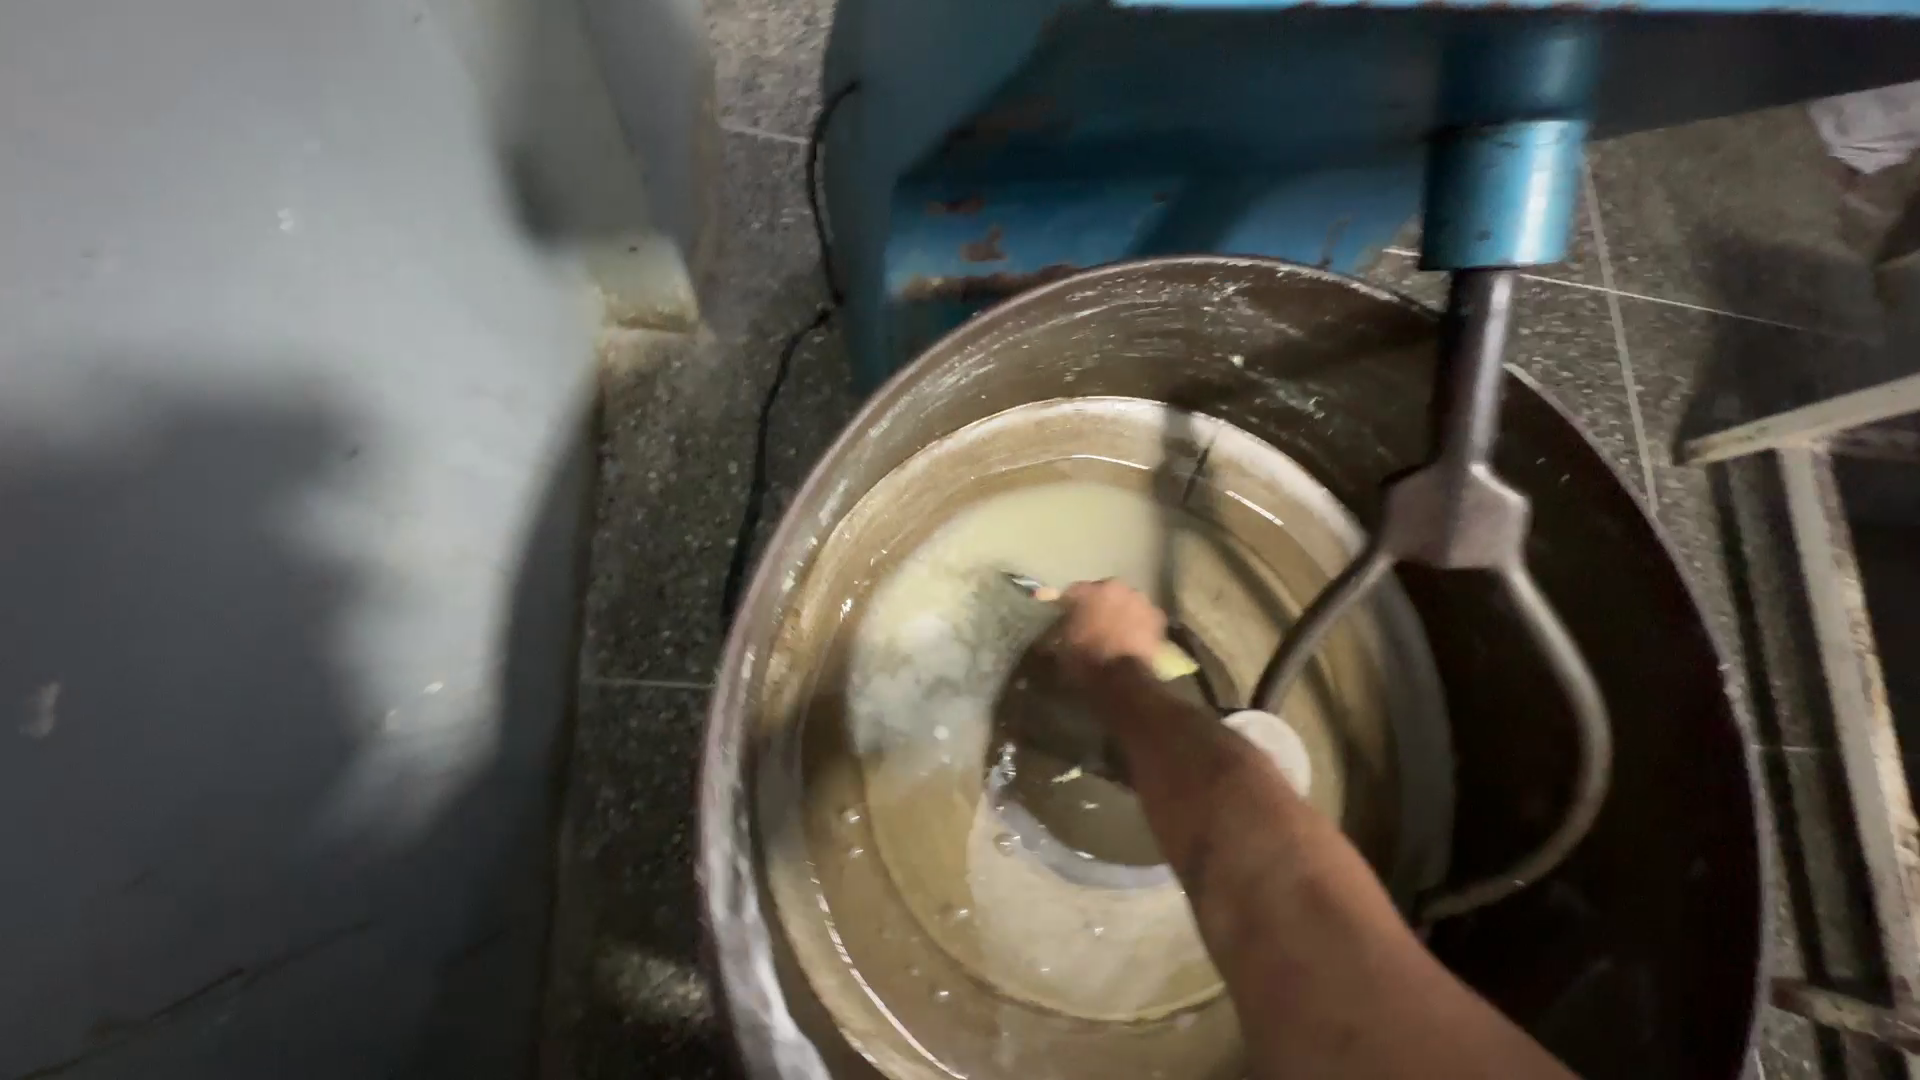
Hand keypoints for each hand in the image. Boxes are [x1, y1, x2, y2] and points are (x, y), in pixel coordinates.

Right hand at [1047, 579, 1168, 680]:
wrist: (1123, 679)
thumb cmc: (1087, 660)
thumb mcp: (1060, 645)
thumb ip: (1055, 625)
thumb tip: (1048, 619)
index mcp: (1089, 590)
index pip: (1072, 592)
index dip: (1066, 606)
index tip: (1062, 617)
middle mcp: (1116, 587)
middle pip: (1102, 593)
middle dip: (1096, 606)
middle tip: (1090, 625)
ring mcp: (1140, 600)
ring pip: (1125, 603)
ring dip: (1118, 613)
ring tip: (1113, 633)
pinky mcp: (1158, 618)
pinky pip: (1142, 617)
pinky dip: (1136, 625)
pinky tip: (1130, 639)